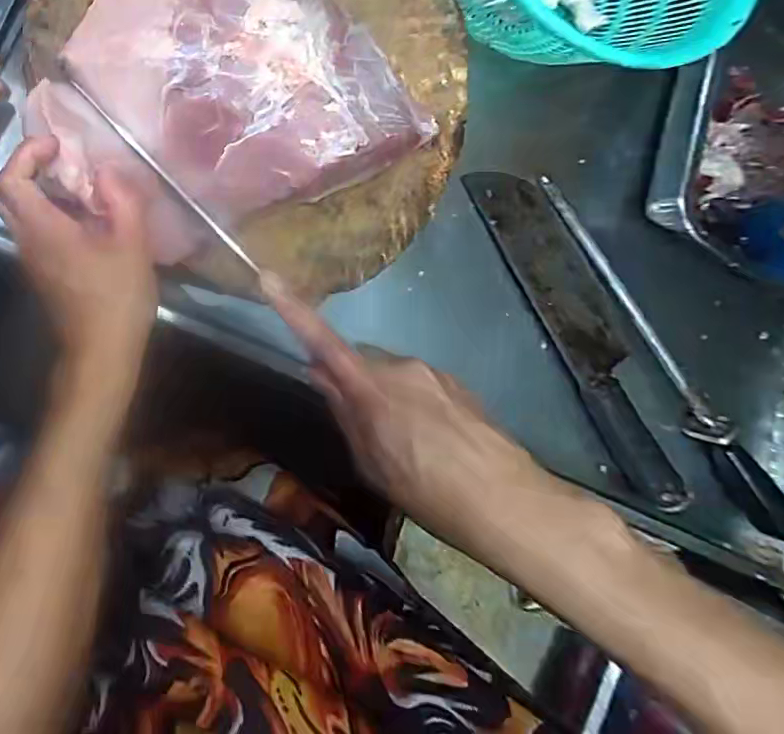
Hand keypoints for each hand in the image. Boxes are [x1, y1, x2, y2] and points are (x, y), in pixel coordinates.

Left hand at [0, 137, 158, 408]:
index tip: (56, 145)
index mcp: (41, 229)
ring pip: (18, 210)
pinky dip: (49, 207)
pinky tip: (85, 213)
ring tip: (80, 181)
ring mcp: (29, 256)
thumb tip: (104, 170)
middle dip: (28, 165)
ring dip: (40, 186)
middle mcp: (25, 240)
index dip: (25, 154)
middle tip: (62, 156)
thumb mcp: (132, 242)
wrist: (100, 352)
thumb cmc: (117, 298)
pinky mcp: (39, 268)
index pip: (9, 181)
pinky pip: (33, 226)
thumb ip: (120, 198)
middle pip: (6, 192)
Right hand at [260, 274, 568, 552]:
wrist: (515, 507)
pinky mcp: (459, 385)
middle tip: (362, 427)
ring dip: (385, 396)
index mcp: (370, 386)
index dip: (292, 309)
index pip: (320, 341)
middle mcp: (399, 367)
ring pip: (390, 374)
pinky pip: (419, 385)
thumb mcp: (370, 461)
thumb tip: (321, 374)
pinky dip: (413, 404)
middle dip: (352, 382)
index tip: (268, 277)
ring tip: (405, 443)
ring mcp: (433, 374)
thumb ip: (343, 411)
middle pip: (358, 362)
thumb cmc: (428, 491)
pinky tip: (432, 441)